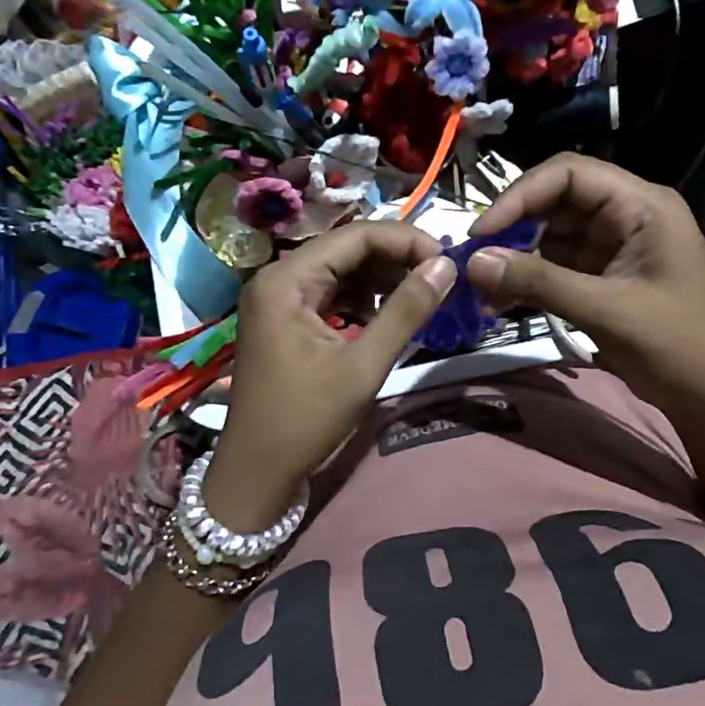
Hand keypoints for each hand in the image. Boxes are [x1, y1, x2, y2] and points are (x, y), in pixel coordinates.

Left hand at [206, 222, 454, 530]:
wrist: (258, 470)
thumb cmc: (307, 418)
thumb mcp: (363, 365)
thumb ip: (406, 311)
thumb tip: (446, 267)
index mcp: (286, 280)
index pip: (355, 235)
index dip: (405, 240)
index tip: (446, 261)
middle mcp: (278, 278)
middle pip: (347, 249)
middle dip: (396, 259)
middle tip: (441, 278)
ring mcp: (280, 300)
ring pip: (342, 272)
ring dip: (383, 280)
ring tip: (423, 296)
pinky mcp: (287, 321)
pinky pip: (332, 295)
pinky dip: (365, 301)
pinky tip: (391, 316)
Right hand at [465, 154, 704, 431]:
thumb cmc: (679, 344)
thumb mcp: (607, 309)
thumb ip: (540, 281)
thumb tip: (473, 262)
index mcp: (641, 206)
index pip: (569, 174)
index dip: (520, 195)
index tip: (482, 231)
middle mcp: (626, 217)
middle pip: (556, 204)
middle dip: (513, 230)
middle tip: (473, 263)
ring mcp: (615, 250)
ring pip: (552, 239)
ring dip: (517, 261)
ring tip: (481, 290)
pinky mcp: (606, 281)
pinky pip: (559, 271)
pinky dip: (531, 283)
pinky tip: (500, 303)